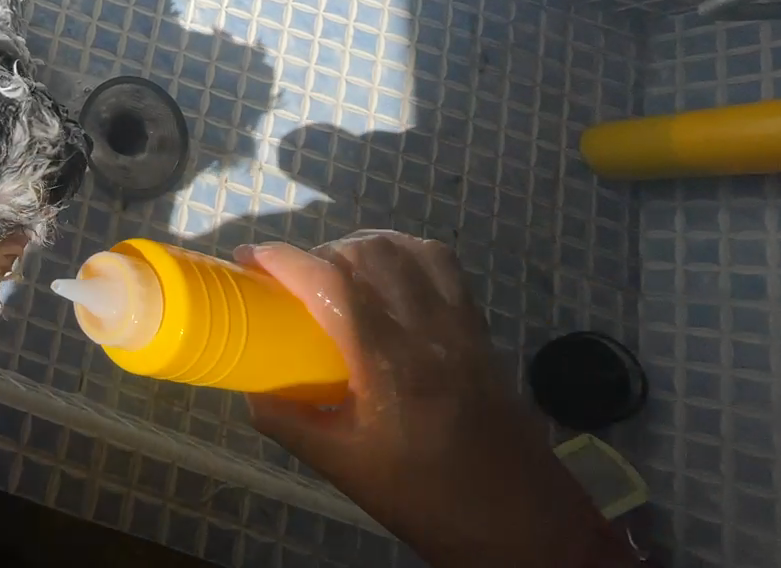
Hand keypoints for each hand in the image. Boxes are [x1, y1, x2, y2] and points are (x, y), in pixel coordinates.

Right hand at [237, 231, 635, 567]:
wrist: (532, 533)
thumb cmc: (430, 500)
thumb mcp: (343, 468)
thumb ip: (287, 422)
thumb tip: (248, 387)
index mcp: (387, 363)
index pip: (328, 281)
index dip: (280, 258)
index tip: (247, 260)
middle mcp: (426, 332)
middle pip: (363, 253)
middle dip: (314, 253)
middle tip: (291, 281)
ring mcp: (460, 327)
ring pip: (402, 249)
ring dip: (357, 248)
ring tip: (335, 274)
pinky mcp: (481, 332)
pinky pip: (441, 265)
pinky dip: (403, 253)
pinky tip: (384, 276)